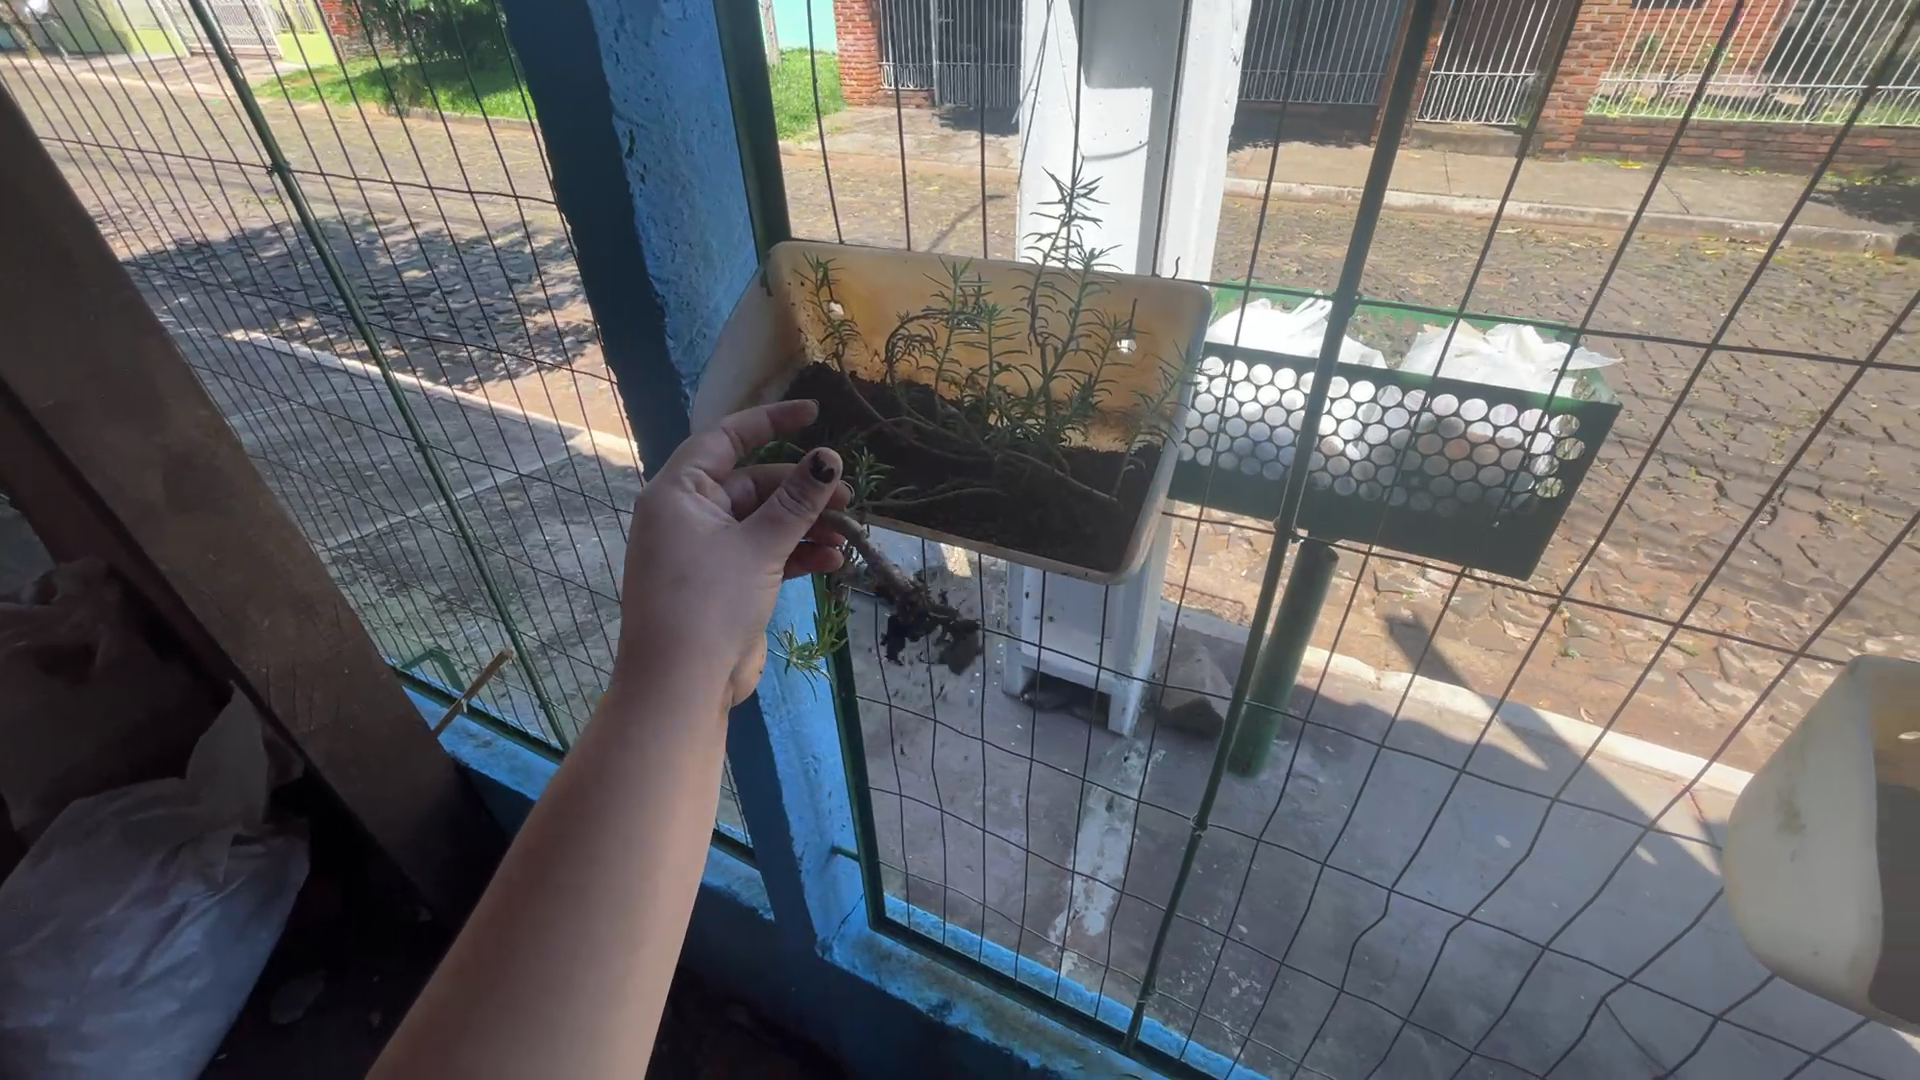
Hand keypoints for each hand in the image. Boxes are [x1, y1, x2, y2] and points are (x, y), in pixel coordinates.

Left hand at [613, 401, 848, 710]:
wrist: (682, 685)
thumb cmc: (710, 602)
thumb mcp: (759, 545)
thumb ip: (797, 501)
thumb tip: (829, 458)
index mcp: (681, 492)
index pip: (728, 438)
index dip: (772, 422)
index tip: (814, 414)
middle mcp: (690, 514)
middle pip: (755, 485)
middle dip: (803, 492)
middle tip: (848, 498)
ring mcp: (708, 550)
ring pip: (765, 522)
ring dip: (806, 527)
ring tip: (847, 536)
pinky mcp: (725, 582)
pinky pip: (764, 554)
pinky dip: (795, 555)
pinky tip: (831, 563)